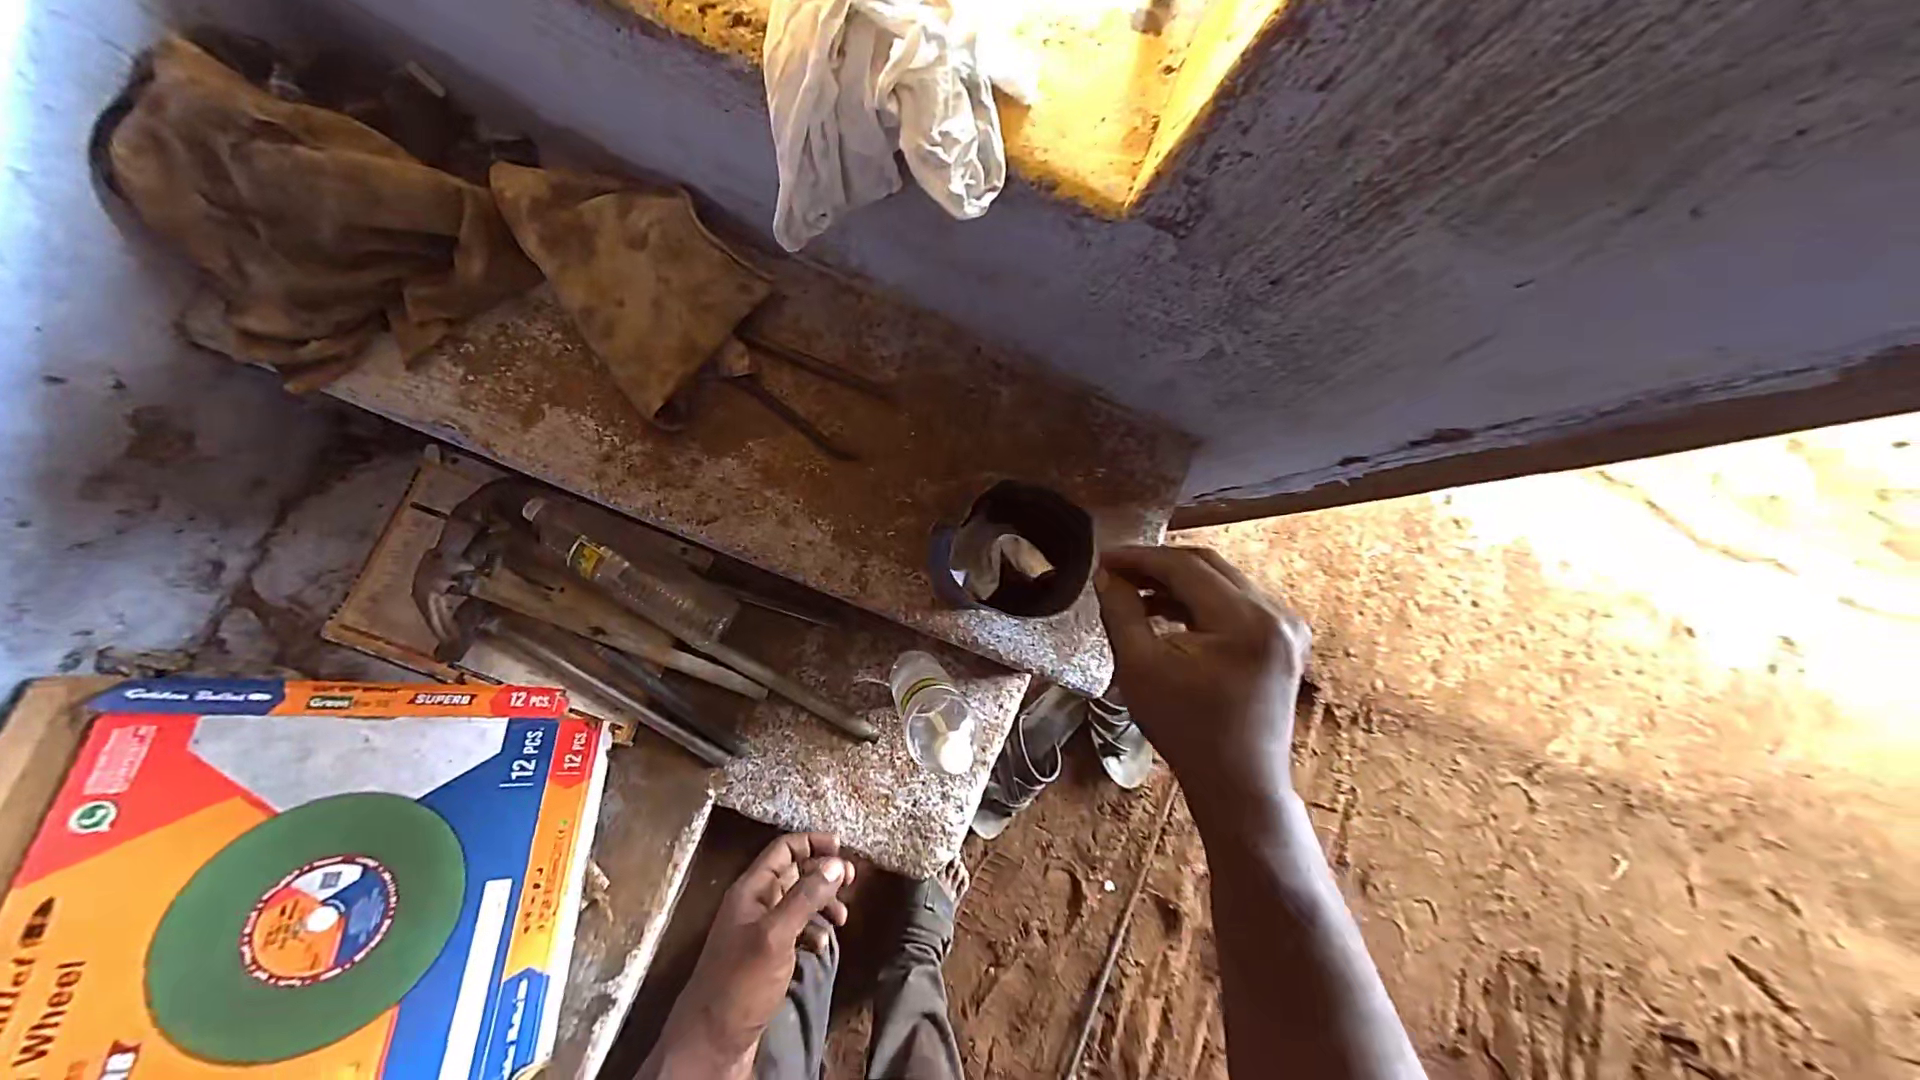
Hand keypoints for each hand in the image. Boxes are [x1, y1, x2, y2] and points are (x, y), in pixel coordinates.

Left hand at [645, 833, 854, 1078]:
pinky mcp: (766, 957)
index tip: (842, 849)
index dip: (813, 842)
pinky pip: (796, 930)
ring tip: (842, 917)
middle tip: (850, 882)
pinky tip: (822, 944)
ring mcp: (760, 931)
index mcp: (751, 890)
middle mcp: (755, 904)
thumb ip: (806, 897)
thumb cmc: (739, 984)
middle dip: (823, 873)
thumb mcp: (775, 935)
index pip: (784, 848)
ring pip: (798, 901)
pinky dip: (813, 930)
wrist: (710, 1046)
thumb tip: (836, 863)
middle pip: (794, 873)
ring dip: (822, 902)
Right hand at [1094, 545, 1310, 805]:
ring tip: (1134, 590)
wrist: (1237, 782)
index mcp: (1247, 621)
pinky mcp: (1283, 640)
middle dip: (1158, 565)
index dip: (1141, 557)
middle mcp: (1276, 614)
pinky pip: (1235, 602)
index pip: (1187, 566)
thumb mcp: (1139, 667)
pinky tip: (1165, 610)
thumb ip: (1121, 611)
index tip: (1105, 557)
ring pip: (1222, 581)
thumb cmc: (1186, 730)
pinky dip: (1198, 601)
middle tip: (1117, 570)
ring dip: (1177, 581)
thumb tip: (1107, 575)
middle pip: (1208, 566)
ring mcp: (1286, 627)